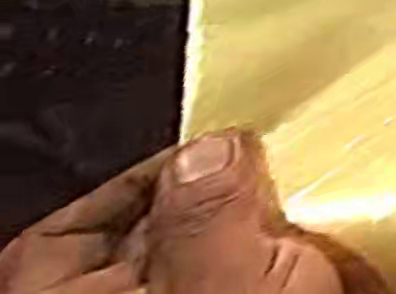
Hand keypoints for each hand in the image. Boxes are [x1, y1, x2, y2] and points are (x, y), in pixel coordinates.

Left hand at [0, 132, 373, 293]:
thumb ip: (208, 212)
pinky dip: (264, 247)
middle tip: (266, 165)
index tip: (210, 147)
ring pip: (190, 254)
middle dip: (203, 195)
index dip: (132, 185)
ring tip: (294, 197)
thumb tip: (206, 148)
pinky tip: (303, 237)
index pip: (60, 238)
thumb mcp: (228, 280)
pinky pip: (233, 270)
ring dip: (242, 220)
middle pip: (131, 242)